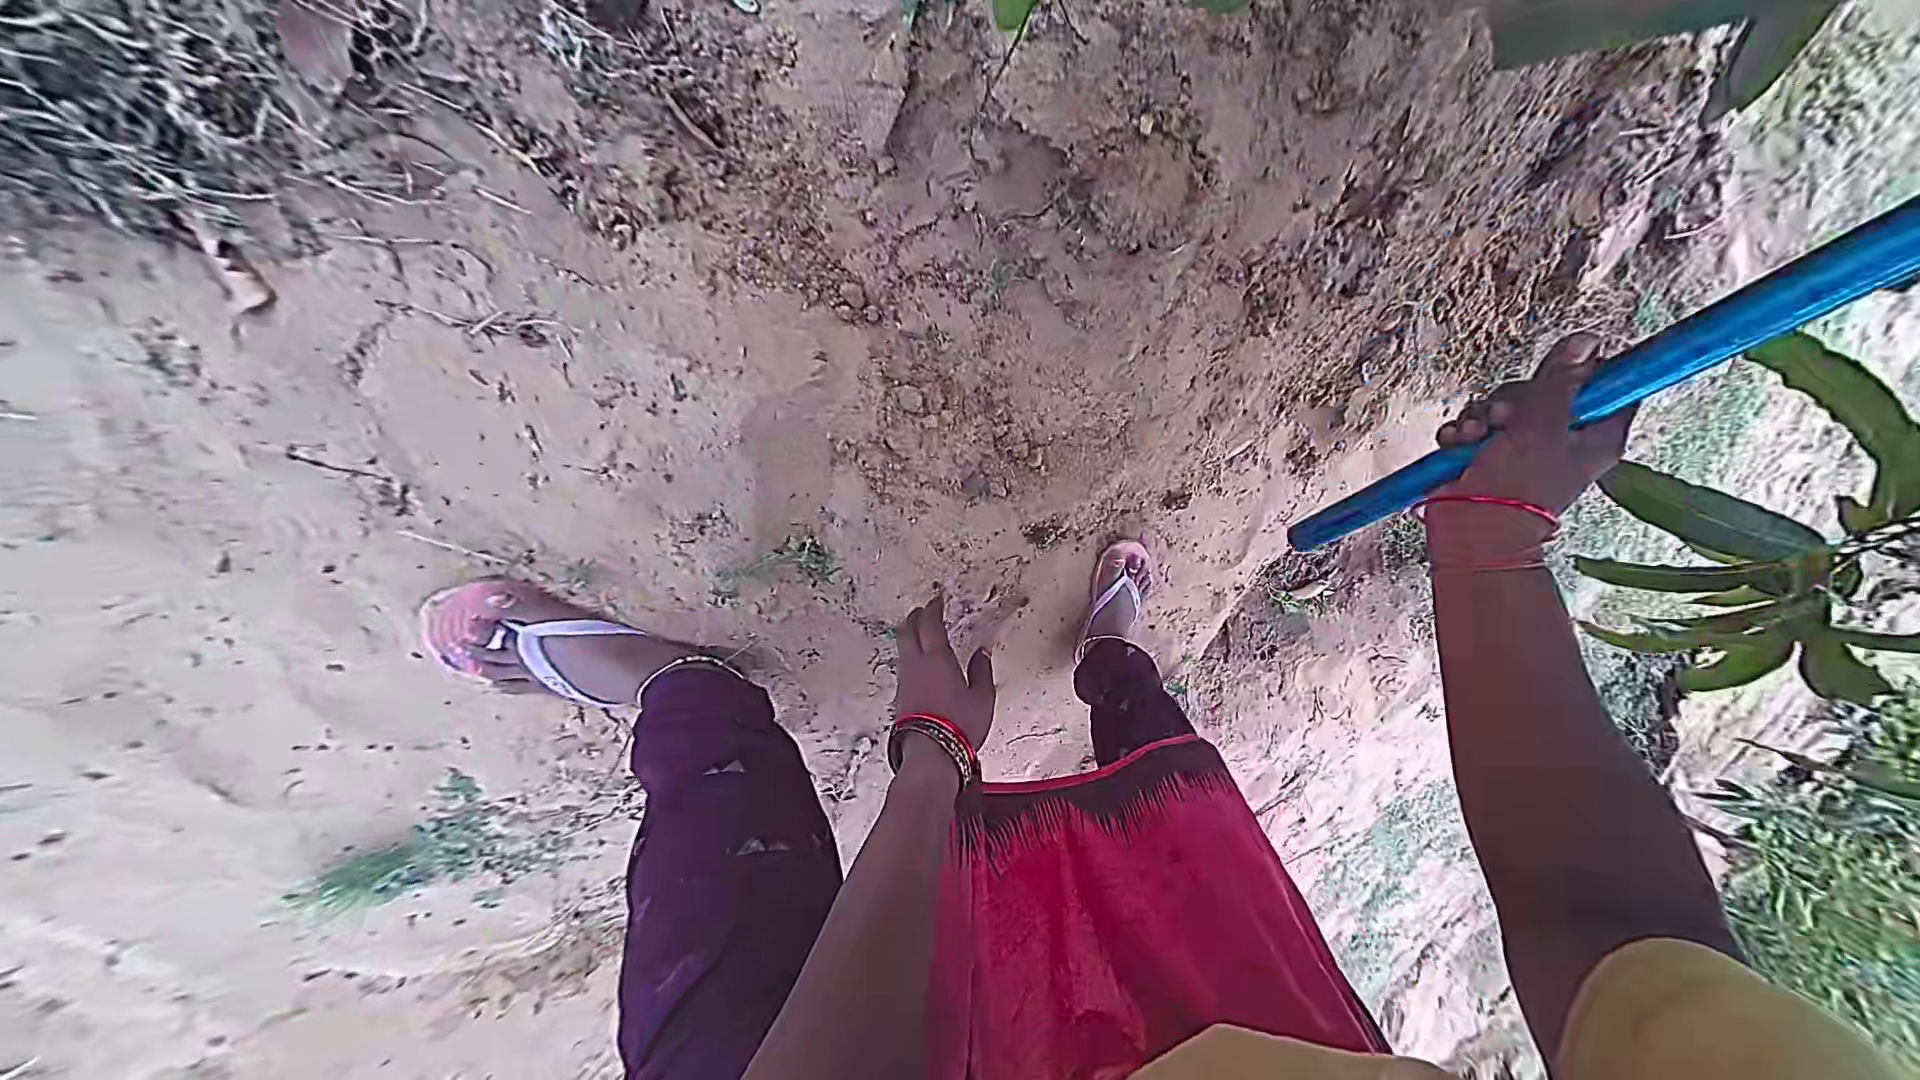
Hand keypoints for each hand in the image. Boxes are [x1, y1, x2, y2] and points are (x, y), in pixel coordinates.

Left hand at [893, 593, 995, 757]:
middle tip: (923, 610)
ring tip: (919, 632)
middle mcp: (917, 665)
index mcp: (937, 658)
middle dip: (915, 617)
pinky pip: (904, 665)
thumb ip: (981, 671)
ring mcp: (906, 681)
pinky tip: (918, 662)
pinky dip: (910, 655)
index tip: (936, 601)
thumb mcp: (982, 697)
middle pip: (908, 631)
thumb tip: (982, 654)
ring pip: (903, 648)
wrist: (931, 754)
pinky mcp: (901, 696)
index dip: (933, 608)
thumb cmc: (958, 726)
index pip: (930, 624)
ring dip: (910, 635)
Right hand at [1430, 332, 1634, 555]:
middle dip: (1510, 399)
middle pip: (1540, 392)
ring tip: (1471, 436)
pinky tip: (1455, 442)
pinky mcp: (1480, 455)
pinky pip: (1470, 427)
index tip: (1557, 373)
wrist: (1470, 528)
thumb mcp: (1541, 428)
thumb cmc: (1515, 489)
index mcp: (1592, 434)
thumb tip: (1585, 340)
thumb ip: (1559, 383)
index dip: (1580, 374)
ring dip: (1478, 416)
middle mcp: (1556, 438)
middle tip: (1501, 416)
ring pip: (1498, 408)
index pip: (1602, 387)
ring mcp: (1516, 447)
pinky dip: (1459, 432)